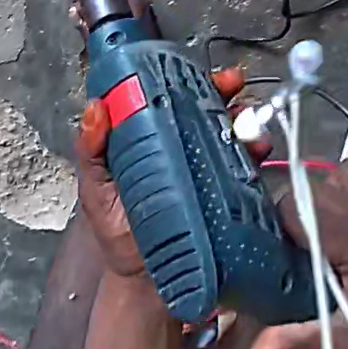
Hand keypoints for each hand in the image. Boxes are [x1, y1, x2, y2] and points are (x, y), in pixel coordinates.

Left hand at [75, 65, 247, 279]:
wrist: (149, 281)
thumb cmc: (119, 230)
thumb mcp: (96, 189)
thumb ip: (92, 152)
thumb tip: (95, 108)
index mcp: (149, 136)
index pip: (165, 95)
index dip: (177, 76)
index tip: (186, 67)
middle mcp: (180, 143)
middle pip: (203, 104)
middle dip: (220, 88)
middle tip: (230, 82)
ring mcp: (204, 164)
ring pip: (228, 126)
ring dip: (242, 114)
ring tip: (244, 116)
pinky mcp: (225, 187)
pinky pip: (244, 161)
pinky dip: (254, 148)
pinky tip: (255, 147)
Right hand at [247, 156, 347, 348]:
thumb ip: (306, 343)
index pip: (296, 209)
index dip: (278, 229)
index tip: (279, 257)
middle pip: (310, 189)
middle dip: (297, 218)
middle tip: (302, 256)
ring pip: (333, 175)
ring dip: (322, 200)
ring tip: (325, 238)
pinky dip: (344, 190)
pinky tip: (346, 224)